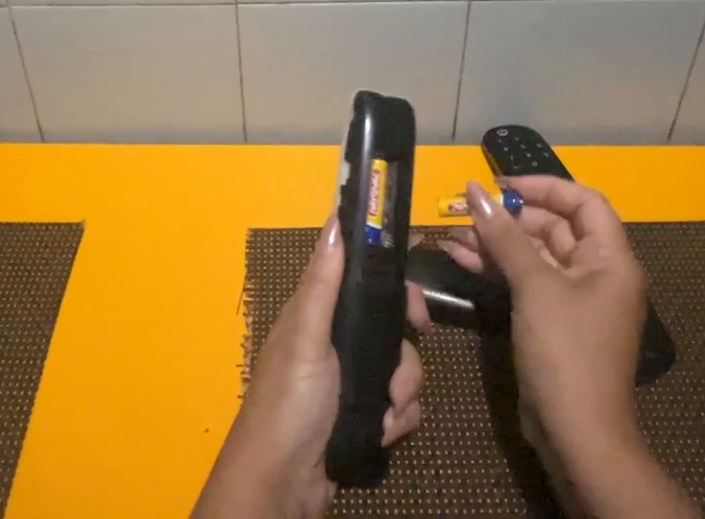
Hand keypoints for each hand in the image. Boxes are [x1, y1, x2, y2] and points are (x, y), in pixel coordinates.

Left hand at [193, 215, 429, 518]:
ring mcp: (353, 379)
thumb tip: (336, 220)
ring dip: (405, 385)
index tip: (416, 261)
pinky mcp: (366, 414)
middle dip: (407, 334)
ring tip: (388, 406)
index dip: (389, 268)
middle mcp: (337, 340)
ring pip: (402, 363)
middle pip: (390, 319)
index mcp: (318, 313)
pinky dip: (399, 416)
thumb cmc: (289, 400)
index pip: (359, 275)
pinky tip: (384, 429)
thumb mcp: (304, 336)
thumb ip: (323, 283)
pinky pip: (402, 403)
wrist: (284, 483)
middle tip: (420, 333)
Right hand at [447, 177, 696, 518]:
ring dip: (494, 242)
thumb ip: (504, 236)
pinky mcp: (551, 320)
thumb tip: (476, 191)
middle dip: (507, 217)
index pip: (583, 202)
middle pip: (553, 227)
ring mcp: (573, 299)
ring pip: (532, 254)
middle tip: (463, 211)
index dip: (543, 186)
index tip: (500, 185)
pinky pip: (523, 280)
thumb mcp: (534, 286)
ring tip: (451, 235)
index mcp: (610, 259)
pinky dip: (495, 268)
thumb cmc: (566, 350)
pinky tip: (459, 258)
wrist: (577, 434)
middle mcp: (596, 273)